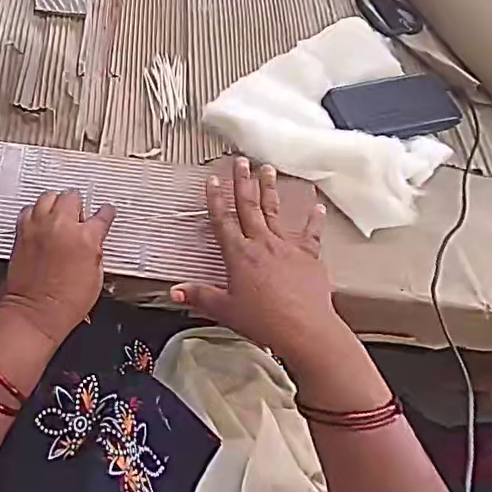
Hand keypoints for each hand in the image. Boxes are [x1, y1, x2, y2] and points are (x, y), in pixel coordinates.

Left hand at [0, 191, 114, 344]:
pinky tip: (40, 223)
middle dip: (78, 205)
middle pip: (72, 196)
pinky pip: (28, 210)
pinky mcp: (22, 232)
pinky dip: (35, 214)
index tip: (105, 213)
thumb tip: (93, 242)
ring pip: (48, 196)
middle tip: (78, 217)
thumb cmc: (64, 303)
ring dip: (55, 204)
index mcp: (87, 237)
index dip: (106, 213)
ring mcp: (40, 227)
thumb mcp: (96, 277)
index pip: (103, 214)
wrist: (35, 314)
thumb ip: (96, 251)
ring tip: (58, 215)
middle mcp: (62, 226)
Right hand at [171, 158, 345, 362]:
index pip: (223, 220)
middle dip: (242, 182)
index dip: (215, 198)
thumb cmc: (264, 321)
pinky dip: (314, 218)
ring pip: (274, 211)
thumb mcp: (226, 310)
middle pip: (248, 206)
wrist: (304, 329)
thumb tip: (175, 292)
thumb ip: (200, 297)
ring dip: (269, 189)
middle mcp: (261, 244)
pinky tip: (317, 205)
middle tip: (240, 162)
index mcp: (239, 255)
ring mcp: (286, 246)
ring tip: (266, 169)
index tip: (212, 179)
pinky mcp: (308, 255)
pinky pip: (310, 232)